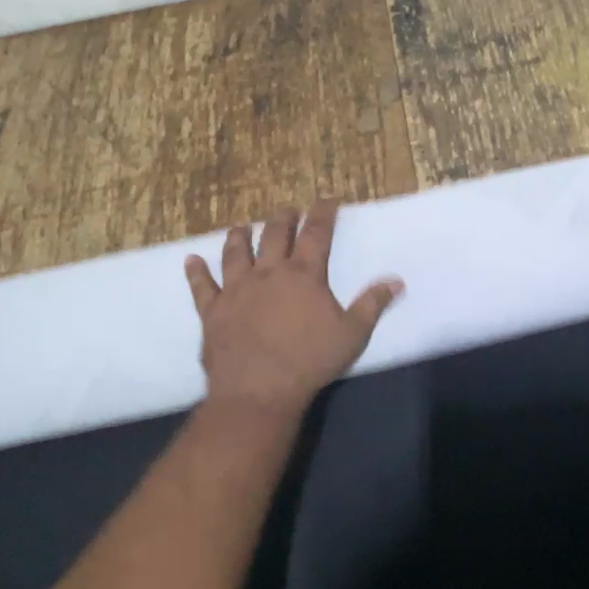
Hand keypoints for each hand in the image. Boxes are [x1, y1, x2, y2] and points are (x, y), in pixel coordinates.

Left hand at [183, 200, 402, 413]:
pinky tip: (191, 260)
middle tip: (287, 210)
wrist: (259, 390)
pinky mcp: (213, 311)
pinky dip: (196, 272)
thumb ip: (373, 304)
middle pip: (275, 236)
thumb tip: (397, 280)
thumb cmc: (310, 361)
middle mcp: (269, 273)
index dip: (323, 213)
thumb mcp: (353, 334)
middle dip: (283, 219)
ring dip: (240, 237)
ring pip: (236, 254)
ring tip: (241, 226)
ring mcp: (237, 290)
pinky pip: (202, 287)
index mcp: (304, 275)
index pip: (316, 234)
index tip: (326, 198)